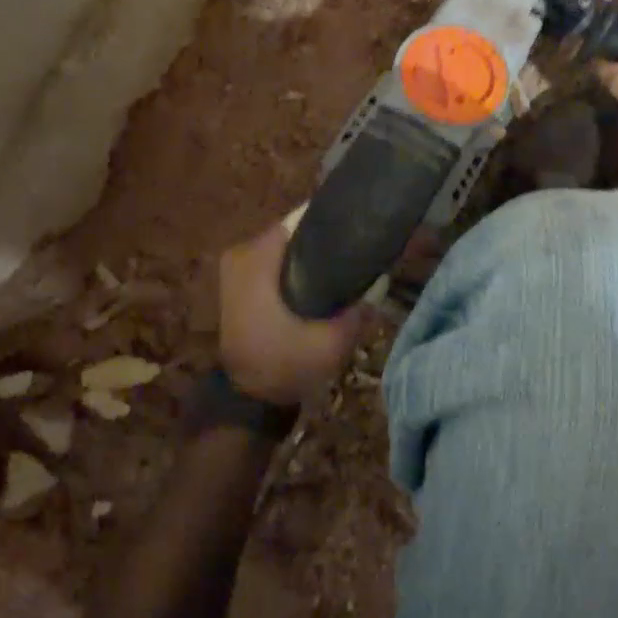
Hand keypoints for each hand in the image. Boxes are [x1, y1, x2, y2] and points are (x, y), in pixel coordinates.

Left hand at [216, 216, 368, 405]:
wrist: (248, 398)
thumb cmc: (286, 366)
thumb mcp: (332, 343)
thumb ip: (359, 308)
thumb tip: (382, 275)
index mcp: (256, 263)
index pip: (299, 219)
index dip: (333, 219)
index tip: (362, 223)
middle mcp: (241, 255)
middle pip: (294, 228)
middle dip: (326, 234)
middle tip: (360, 244)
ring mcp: (235, 266)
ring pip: (285, 241)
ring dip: (312, 248)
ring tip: (346, 257)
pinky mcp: (238, 279)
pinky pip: (275, 256)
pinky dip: (297, 260)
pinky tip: (323, 273)